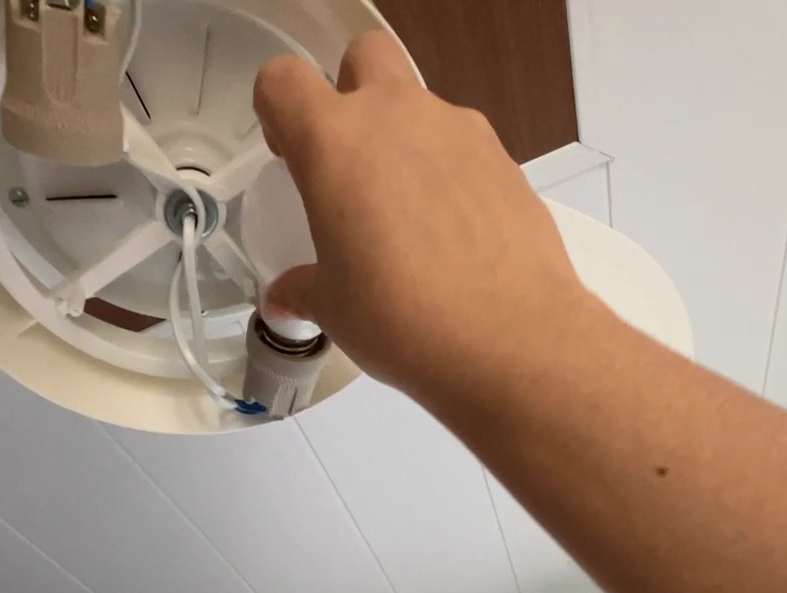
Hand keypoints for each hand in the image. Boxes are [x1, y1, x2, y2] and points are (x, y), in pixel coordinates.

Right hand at [252, 32, 595, 394]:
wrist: (508, 340)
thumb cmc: (403, 320)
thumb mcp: (336, 310)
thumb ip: (304, 290)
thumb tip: (284, 298)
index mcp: (337, 143)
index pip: (284, 81)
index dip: (278, 112)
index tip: (288, 155)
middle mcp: (399, 117)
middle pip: (364, 58)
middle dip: (349, 95)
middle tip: (350, 169)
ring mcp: (461, 132)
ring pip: (421, 108)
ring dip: (405, 144)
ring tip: (408, 223)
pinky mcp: (506, 161)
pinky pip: (464, 150)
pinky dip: (449, 177)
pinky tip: (452, 239)